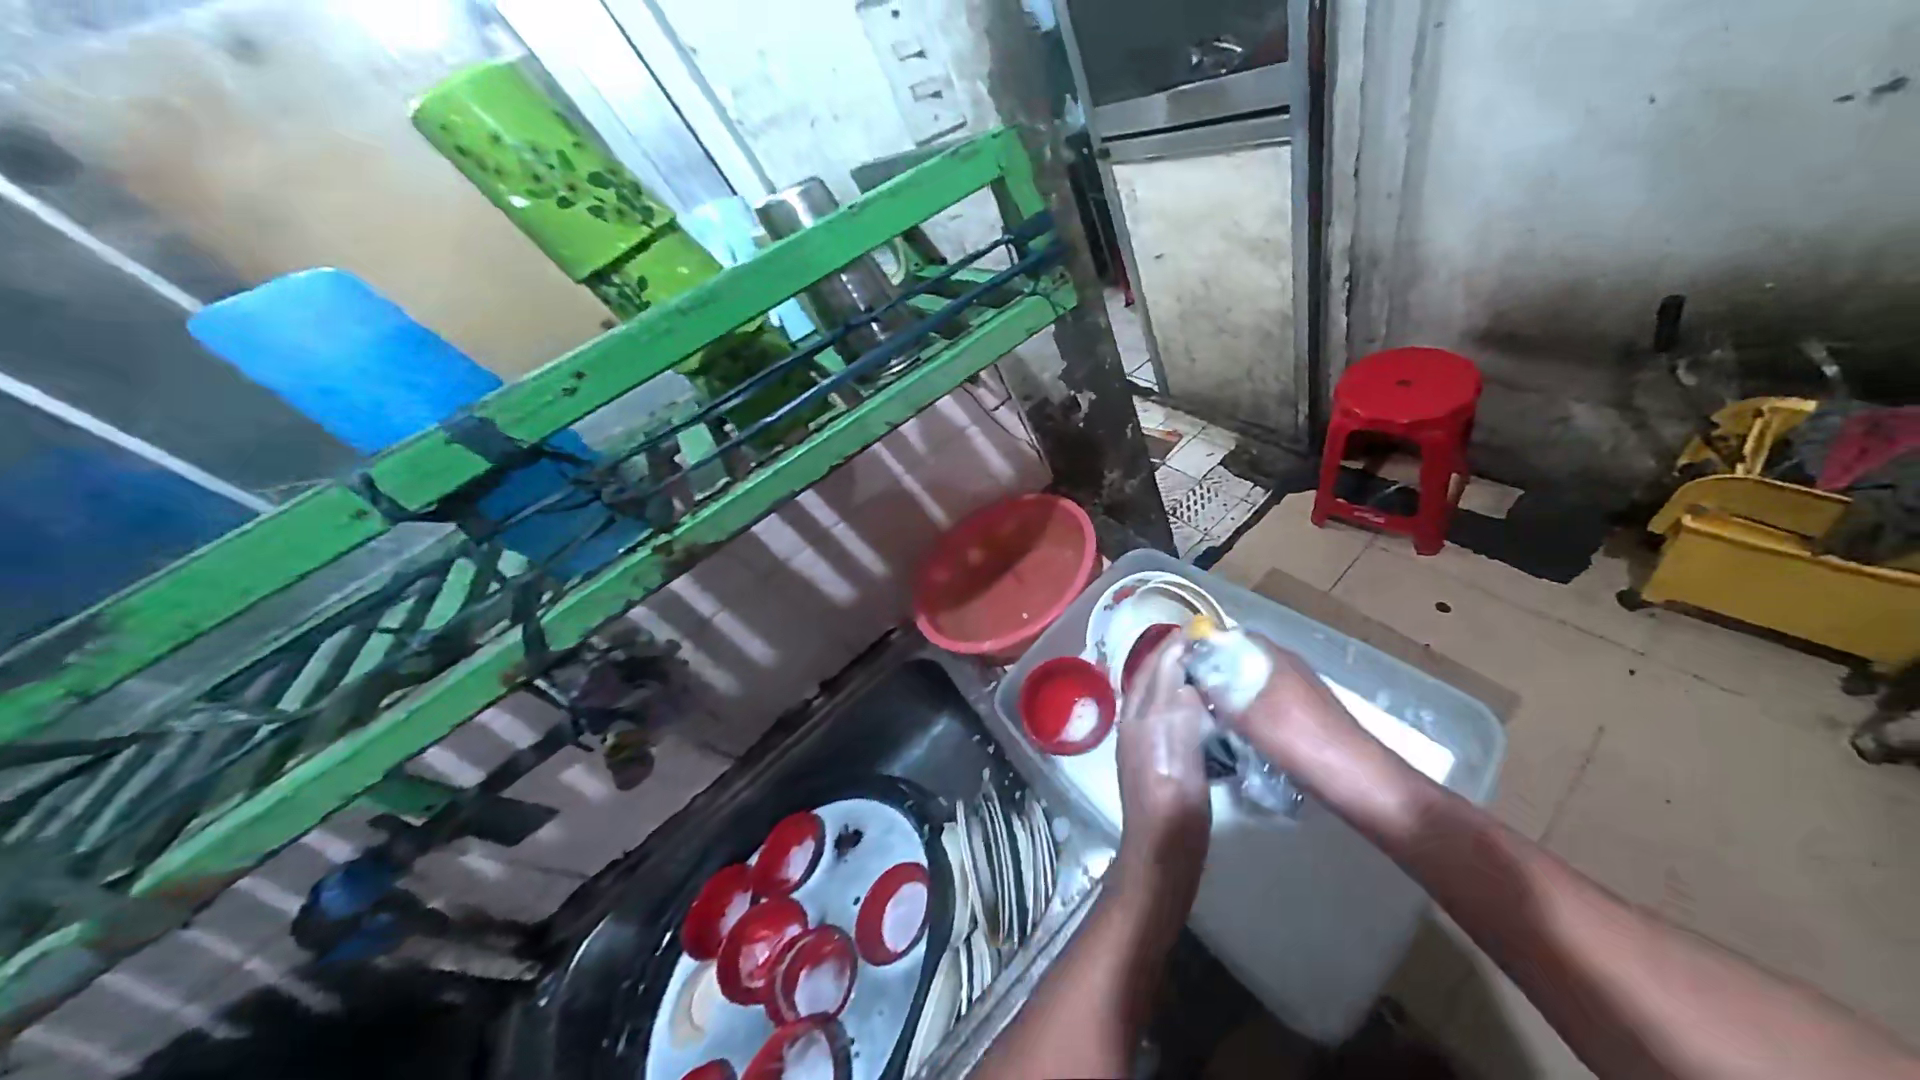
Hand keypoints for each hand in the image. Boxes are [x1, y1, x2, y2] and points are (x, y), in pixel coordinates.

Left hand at [1113, 634, 1212, 883]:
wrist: (1159, 854)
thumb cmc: (1174, 809)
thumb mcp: (1182, 759)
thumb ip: (1180, 716)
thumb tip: (1186, 679)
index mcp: (1142, 719)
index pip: (1157, 668)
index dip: (1175, 647)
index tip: (1200, 630)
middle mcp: (1134, 724)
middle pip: (1150, 678)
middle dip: (1172, 656)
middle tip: (1203, 643)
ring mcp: (1138, 742)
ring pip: (1153, 696)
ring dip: (1173, 676)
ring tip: (1202, 667)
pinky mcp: (1148, 759)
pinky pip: (1160, 715)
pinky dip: (1176, 700)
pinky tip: (1196, 708)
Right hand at [1200, 633, 1365, 776]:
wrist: (1357, 781)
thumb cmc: (1299, 740)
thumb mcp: (1247, 715)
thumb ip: (1217, 691)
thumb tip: (1191, 673)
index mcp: (1276, 658)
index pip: (1232, 637)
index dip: (1206, 647)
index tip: (1182, 665)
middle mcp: (1289, 668)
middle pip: (1242, 661)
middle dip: (1216, 674)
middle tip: (1190, 694)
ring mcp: (1300, 692)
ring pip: (1254, 685)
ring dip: (1232, 696)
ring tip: (1208, 716)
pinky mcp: (1306, 716)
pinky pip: (1267, 704)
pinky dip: (1250, 713)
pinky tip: (1238, 734)